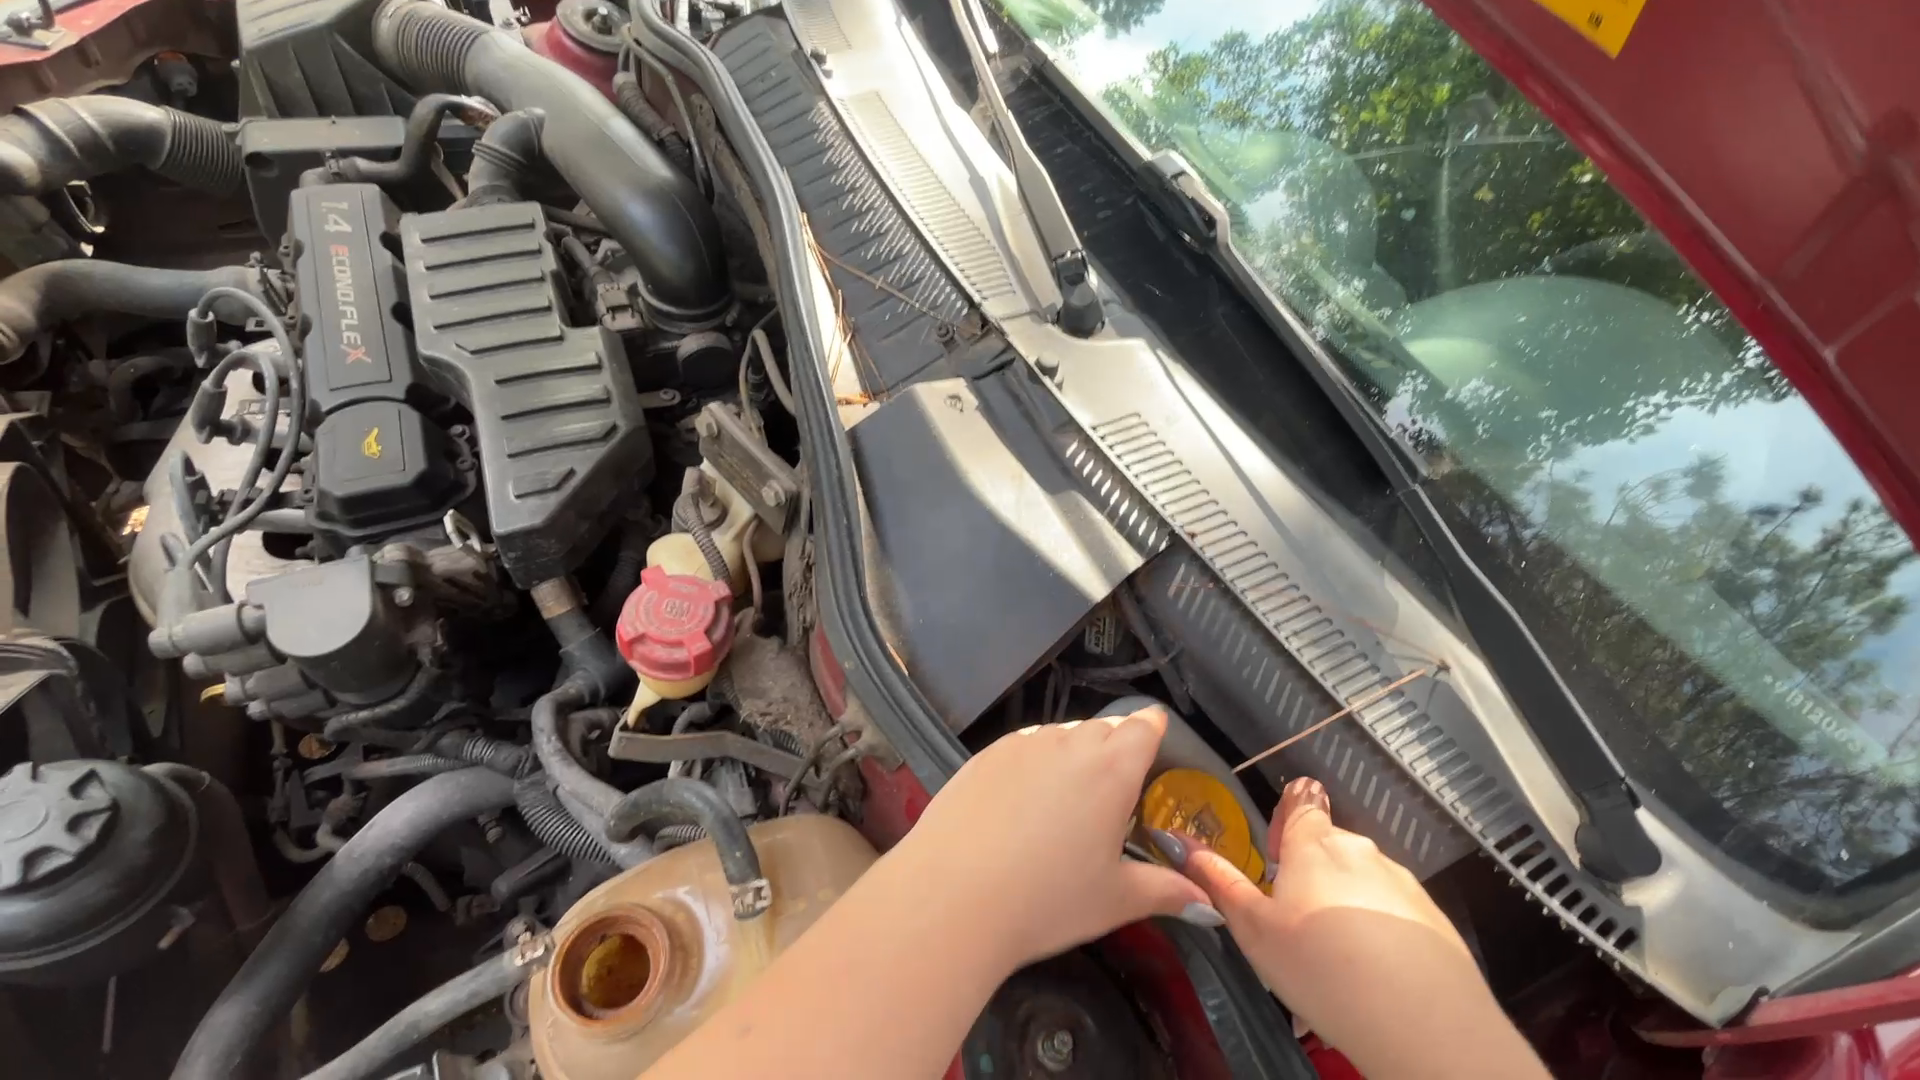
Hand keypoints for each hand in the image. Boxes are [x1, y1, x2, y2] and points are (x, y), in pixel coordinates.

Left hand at [888, 707, 1214, 970]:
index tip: (1156, 740)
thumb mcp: (1116, 900)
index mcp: (1111, 768)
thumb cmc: (1047, 899)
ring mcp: (1020, 745)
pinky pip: (1022, 746)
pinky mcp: (982, 755)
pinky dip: (1033, 763)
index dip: (1153, 729)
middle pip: (1103, 728)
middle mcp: (1067, 743)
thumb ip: (1167, 892)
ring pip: (1060, 735)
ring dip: (1072, 754)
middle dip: (1116, 746)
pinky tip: (1023, 800)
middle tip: (1116, 788)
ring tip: (1068, 798)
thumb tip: (1210, 907)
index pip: (1144, 726)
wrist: (952, 896)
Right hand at [1154, 777, 1547, 1079]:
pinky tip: (1372, 977)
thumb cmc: (1321, 967)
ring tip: (1333, 959)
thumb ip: (1218, 881)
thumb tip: (1177, 840)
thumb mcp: (1254, 929)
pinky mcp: (1437, 921)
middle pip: (1330, 846)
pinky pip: (1395, 914)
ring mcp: (1404, 884)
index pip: (1303, 801)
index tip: (1280, 851)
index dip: (1289, 816)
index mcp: (1313, 843)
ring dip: (1344, 904)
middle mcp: (1360, 850)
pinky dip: (1379, 932)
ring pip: (1363, 882)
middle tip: (1294, 923)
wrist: (1426, 1026)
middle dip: (1311, 872)